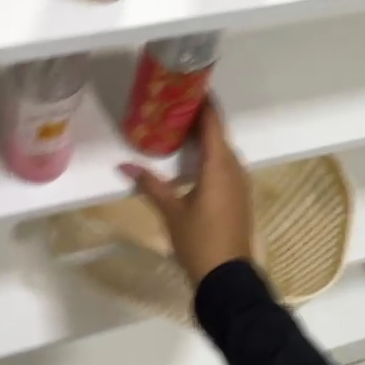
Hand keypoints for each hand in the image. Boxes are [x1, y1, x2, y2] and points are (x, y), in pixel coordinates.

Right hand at [120, 101, 253, 284]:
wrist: (229, 279)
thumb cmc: (199, 240)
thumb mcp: (171, 211)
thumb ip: (150, 184)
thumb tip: (123, 166)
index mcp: (219, 164)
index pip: (213, 122)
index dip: (203, 102)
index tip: (188, 85)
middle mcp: (234, 167)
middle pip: (218, 133)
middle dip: (199, 118)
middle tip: (172, 106)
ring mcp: (240, 182)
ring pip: (222, 150)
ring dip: (205, 138)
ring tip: (178, 129)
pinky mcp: (240, 196)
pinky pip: (225, 165)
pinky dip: (210, 156)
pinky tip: (191, 161)